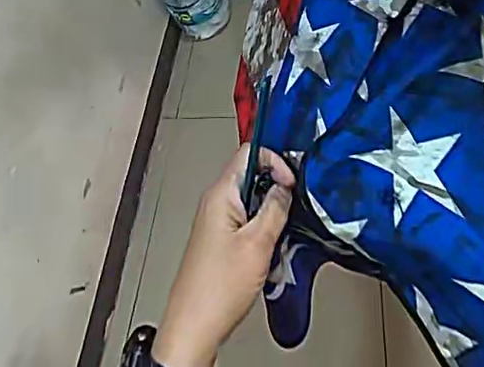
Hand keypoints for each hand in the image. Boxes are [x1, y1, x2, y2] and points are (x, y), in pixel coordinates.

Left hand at [153, 145, 294, 366]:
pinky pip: (248, 221)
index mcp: (221, 194)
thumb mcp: (258, 244)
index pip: (251, 152)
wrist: (192, 332)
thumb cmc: (215, 291)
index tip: (291, 182)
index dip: (276, 160)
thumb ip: (276, 208)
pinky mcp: (221, 240)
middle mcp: (216, 202)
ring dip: (270, 216)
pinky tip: (268, 254)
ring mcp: (217, 221)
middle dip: (276, 191)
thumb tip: (286, 185)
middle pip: (254, 175)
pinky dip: (262, 232)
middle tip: (289, 211)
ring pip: (253, 201)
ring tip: (278, 239)